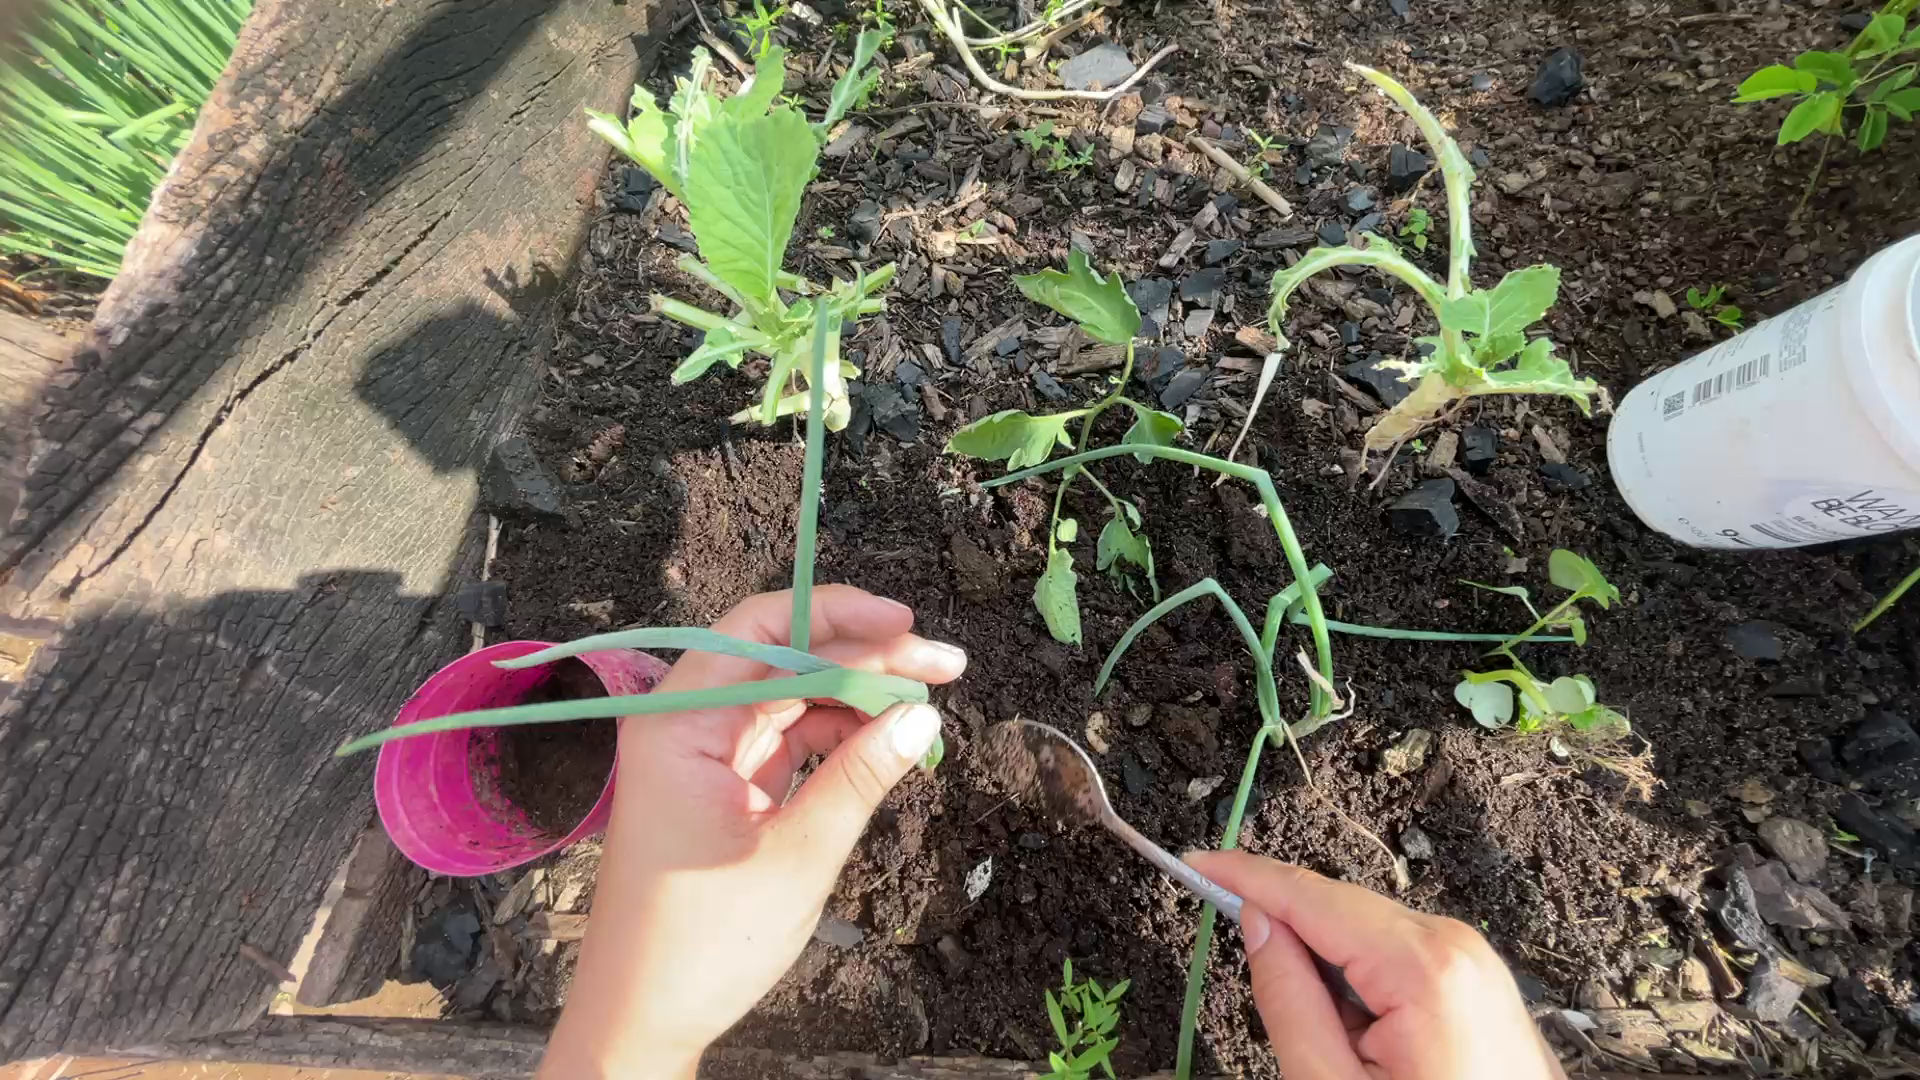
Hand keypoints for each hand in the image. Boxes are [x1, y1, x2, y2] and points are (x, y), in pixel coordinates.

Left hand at [537, 586, 965, 1078]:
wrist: (644, 1020)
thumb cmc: (702, 945)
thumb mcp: (795, 856)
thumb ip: (860, 777)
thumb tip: (926, 718)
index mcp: (680, 721)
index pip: (760, 630)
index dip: (835, 612)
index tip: (903, 623)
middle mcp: (691, 716)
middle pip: (789, 655)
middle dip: (868, 655)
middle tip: (944, 665)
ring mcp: (715, 742)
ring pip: (799, 687)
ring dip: (863, 691)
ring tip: (927, 701)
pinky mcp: (736, 770)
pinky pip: (798, 727)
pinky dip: (845, 728)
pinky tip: (888, 735)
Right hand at [1186, 851, 1565, 1079]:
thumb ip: (1287, 996)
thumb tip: (1256, 919)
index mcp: (1422, 967)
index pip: (1307, 894)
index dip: (1242, 875)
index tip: (1192, 863)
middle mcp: (1454, 945)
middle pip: (1334, 907)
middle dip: (1284, 927)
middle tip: (1249, 971)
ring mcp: (1471, 961)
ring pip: (1359, 928)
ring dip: (1320, 960)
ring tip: (1326, 1038)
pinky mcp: (1475, 982)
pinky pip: (1390, 953)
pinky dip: (1354, 976)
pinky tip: (1356, 1034)